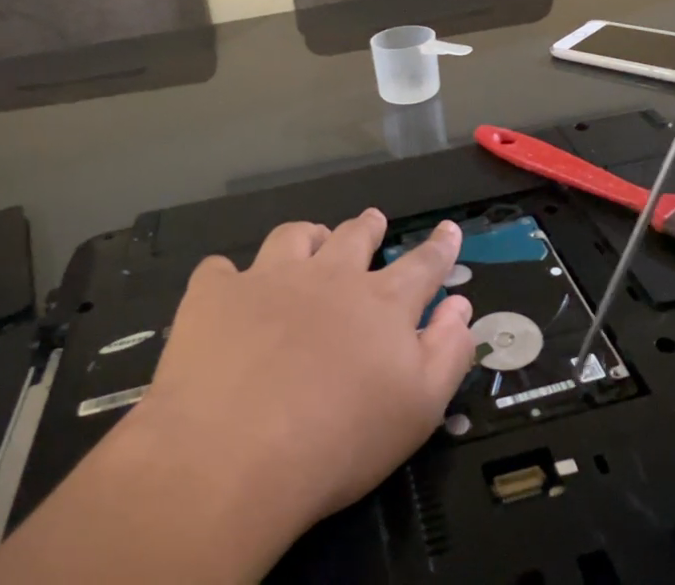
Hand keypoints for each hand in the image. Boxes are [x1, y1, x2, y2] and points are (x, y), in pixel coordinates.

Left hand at [144, 209, 475, 526]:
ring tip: (310, 238)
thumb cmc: (341, 440)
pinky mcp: (214, 295)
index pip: (422, 265)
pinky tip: (228, 287)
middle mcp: (327, 276)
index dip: (439, 247)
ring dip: (308, 235)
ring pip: (292, 237)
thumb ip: (447, 352)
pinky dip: (229, 275)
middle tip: (373, 221)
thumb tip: (460, 305)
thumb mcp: (419, 408)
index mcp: (381, 303)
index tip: (447, 230)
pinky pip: (221, 269)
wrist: (235, 453)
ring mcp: (267, 279)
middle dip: (368, 227)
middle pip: (353, 237)